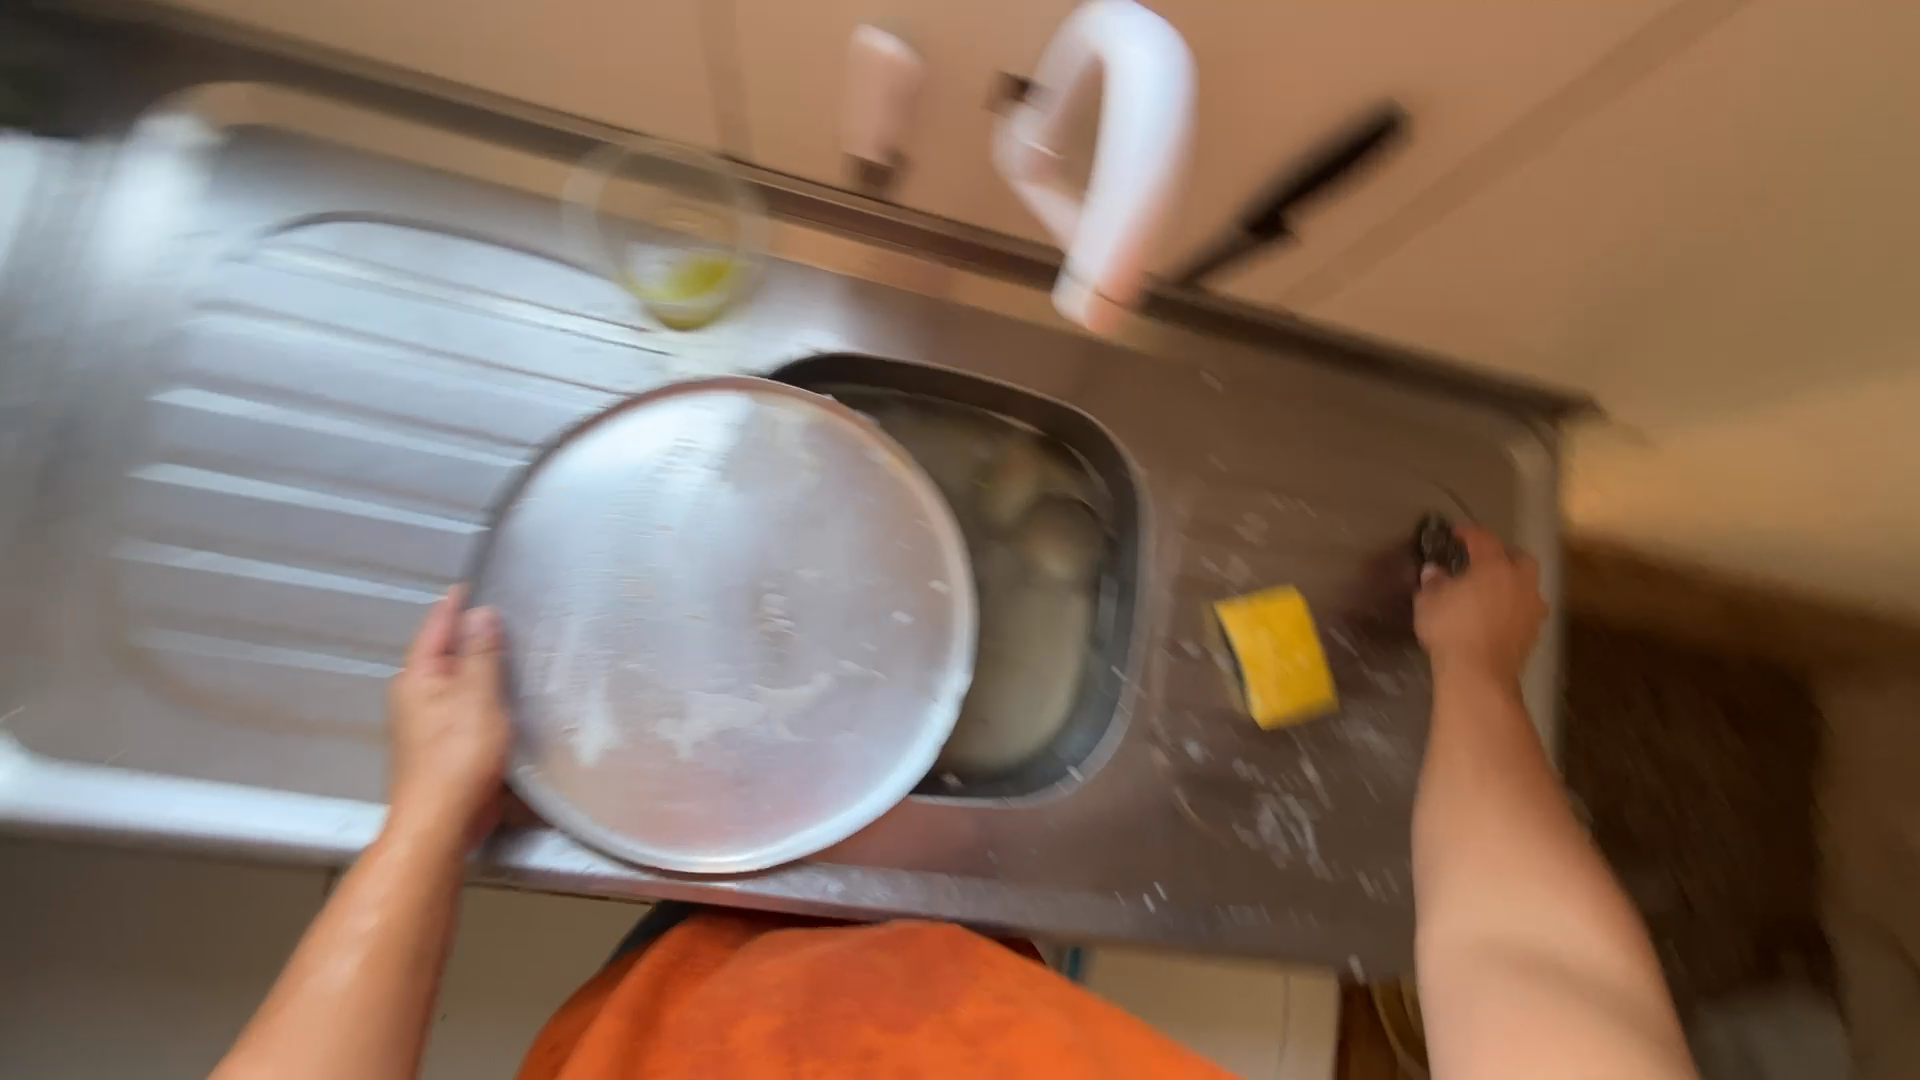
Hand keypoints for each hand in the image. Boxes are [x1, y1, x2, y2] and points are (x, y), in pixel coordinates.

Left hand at [385, 586, 511, 845]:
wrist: (443, 818)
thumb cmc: (459, 754)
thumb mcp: (477, 696)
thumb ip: (480, 654)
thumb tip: (481, 614)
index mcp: (418, 679)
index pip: (435, 631)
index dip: (453, 607)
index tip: (466, 585)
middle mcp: (415, 697)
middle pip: (442, 655)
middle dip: (465, 634)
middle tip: (496, 613)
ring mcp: (426, 722)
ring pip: (454, 680)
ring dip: (475, 663)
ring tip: (504, 647)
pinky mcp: (444, 743)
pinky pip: (464, 701)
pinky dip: (482, 689)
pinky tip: (502, 692)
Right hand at [1415, 523, 1546, 684]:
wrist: (1479, 671)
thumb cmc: (1450, 628)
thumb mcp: (1428, 601)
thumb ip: (1433, 582)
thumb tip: (1435, 571)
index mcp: (1494, 567)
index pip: (1483, 539)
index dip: (1468, 532)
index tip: (1455, 532)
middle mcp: (1521, 581)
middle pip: (1518, 558)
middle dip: (1501, 554)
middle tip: (1481, 559)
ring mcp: (1532, 607)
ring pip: (1526, 584)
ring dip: (1511, 582)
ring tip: (1490, 589)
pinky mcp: (1534, 630)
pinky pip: (1524, 607)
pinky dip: (1512, 604)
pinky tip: (1495, 613)